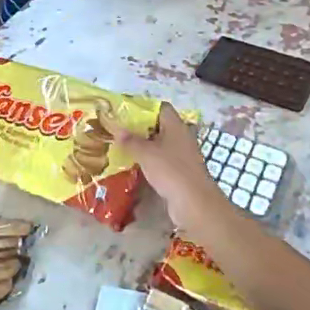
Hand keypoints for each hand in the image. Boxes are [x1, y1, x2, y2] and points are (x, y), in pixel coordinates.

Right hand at [100, 104, 227, 229]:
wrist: (193, 202)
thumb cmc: (170, 170)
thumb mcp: (146, 153)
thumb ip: (130, 140)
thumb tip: (117, 129)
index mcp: (176, 125)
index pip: (161, 108)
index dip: (144, 108)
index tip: (125, 113)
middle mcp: (181, 137)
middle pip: (159, 126)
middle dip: (140, 129)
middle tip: (119, 132)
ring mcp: (182, 155)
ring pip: (160, 145)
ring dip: (144, 147)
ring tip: (122, 148)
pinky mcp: (180, 171)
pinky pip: (162, 161)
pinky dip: (150, 162)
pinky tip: (135, 166)